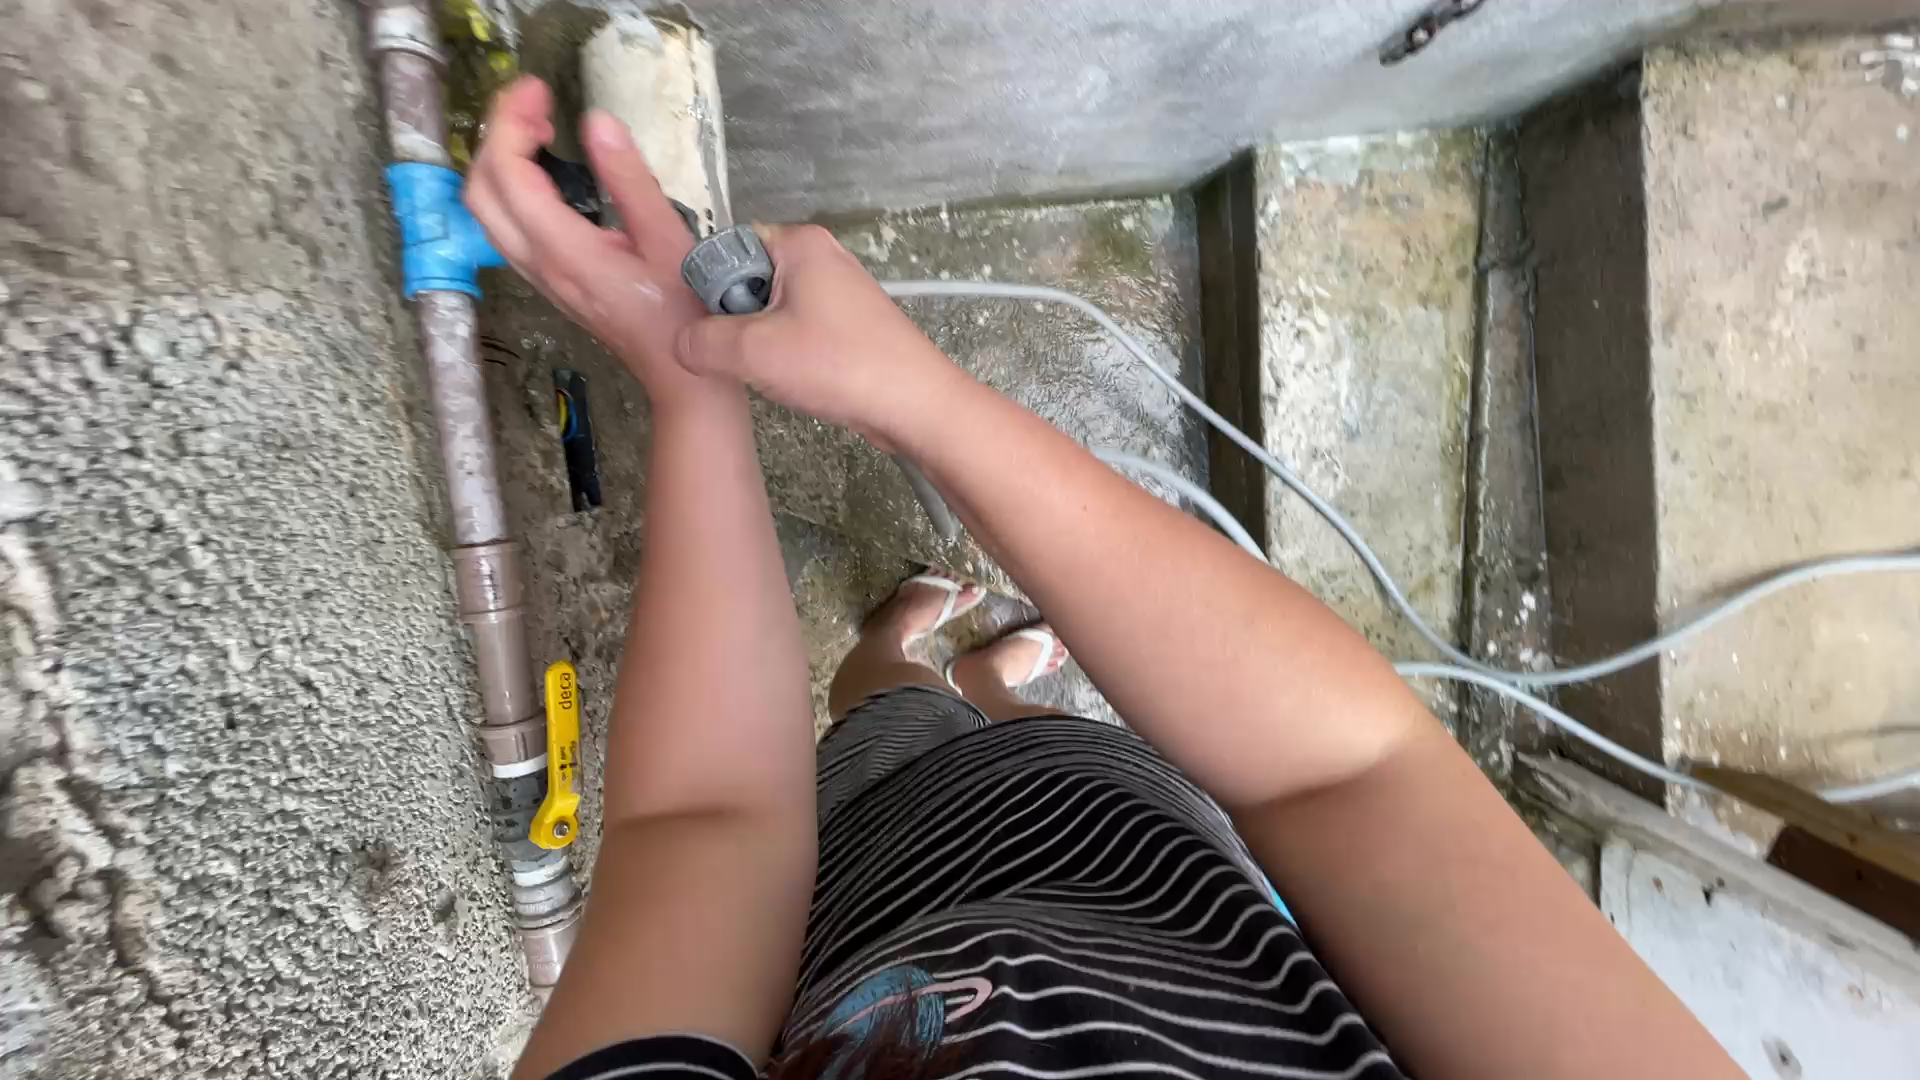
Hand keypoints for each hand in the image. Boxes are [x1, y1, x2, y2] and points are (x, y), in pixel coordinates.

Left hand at [465, 77, 714, 407]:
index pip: (508, 173)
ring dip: (499, 164)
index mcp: (566, 251)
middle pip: (481, 189)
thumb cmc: (685, 315)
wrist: (682, 374)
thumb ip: (630, 182)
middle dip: (497, 136)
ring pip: (487, 211)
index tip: (541, 92)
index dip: (512, 121)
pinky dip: (511, 191)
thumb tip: (598, 122)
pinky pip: (507, 230)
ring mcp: (543, 279)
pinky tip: (548, 181)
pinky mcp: (553, 285)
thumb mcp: (669, 243)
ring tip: (539, 137)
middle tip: (537, 109)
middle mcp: (541, 265)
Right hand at [674, 225, 959, 448]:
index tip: (709, 329)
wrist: (916, 405)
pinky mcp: (851, 328)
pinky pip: (800, 334)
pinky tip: (798, 383)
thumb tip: (680, 344)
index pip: (727, 249)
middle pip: (749, 282)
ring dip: (763, 347)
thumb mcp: (754, 351)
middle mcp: (822, 258)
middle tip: (742, 357)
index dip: (710, 290)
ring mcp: (841, 294)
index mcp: (799, 243)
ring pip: (774, 315)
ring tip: (774, 375)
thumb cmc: (838, 366)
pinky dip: (791, 358)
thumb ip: (702, 342)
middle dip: (737, 323)